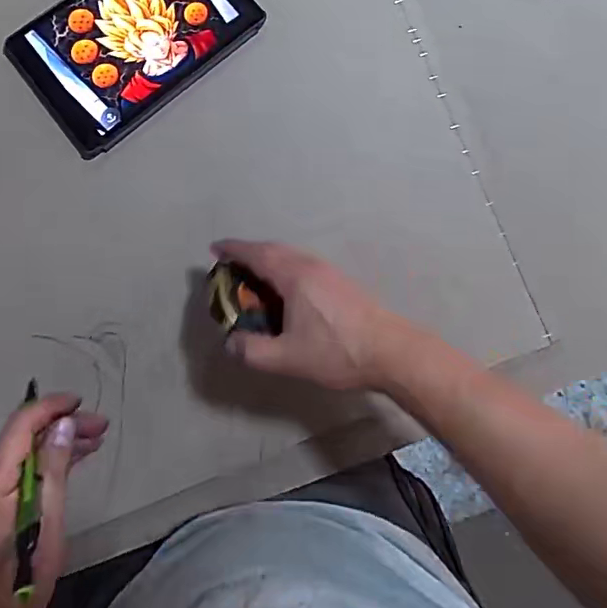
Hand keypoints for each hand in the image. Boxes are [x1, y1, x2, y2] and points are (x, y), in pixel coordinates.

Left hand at [0, 393, 108, 607]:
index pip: (20, 425)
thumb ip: (54, 473)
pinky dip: (40, 468)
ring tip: (92, 441)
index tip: (80, 402)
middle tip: (99, 426)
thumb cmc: (20, 585)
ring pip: (19, 458)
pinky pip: (14, 477)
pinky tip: (66, 465)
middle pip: (21, 440)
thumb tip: (63, 425)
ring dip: (54, 447)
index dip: (51, 407)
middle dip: (60, 427)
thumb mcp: (47, 529)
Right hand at [214, 239, 410, 390]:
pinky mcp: (339, 281)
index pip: (256, 254)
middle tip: (229, 263)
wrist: (392, 352)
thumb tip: (230, 343)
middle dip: (248, 252)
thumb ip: (254, 352)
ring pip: (289, 255)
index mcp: (294, 276)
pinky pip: (300, 263)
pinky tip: (284, 288)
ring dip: (267, 258)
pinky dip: (282, 266)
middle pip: (272, 249)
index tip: (213, 249)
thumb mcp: (290, 358)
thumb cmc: (338, 352)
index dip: (233, 249)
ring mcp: (327, 271)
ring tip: (253, 275)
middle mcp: (309, 265)